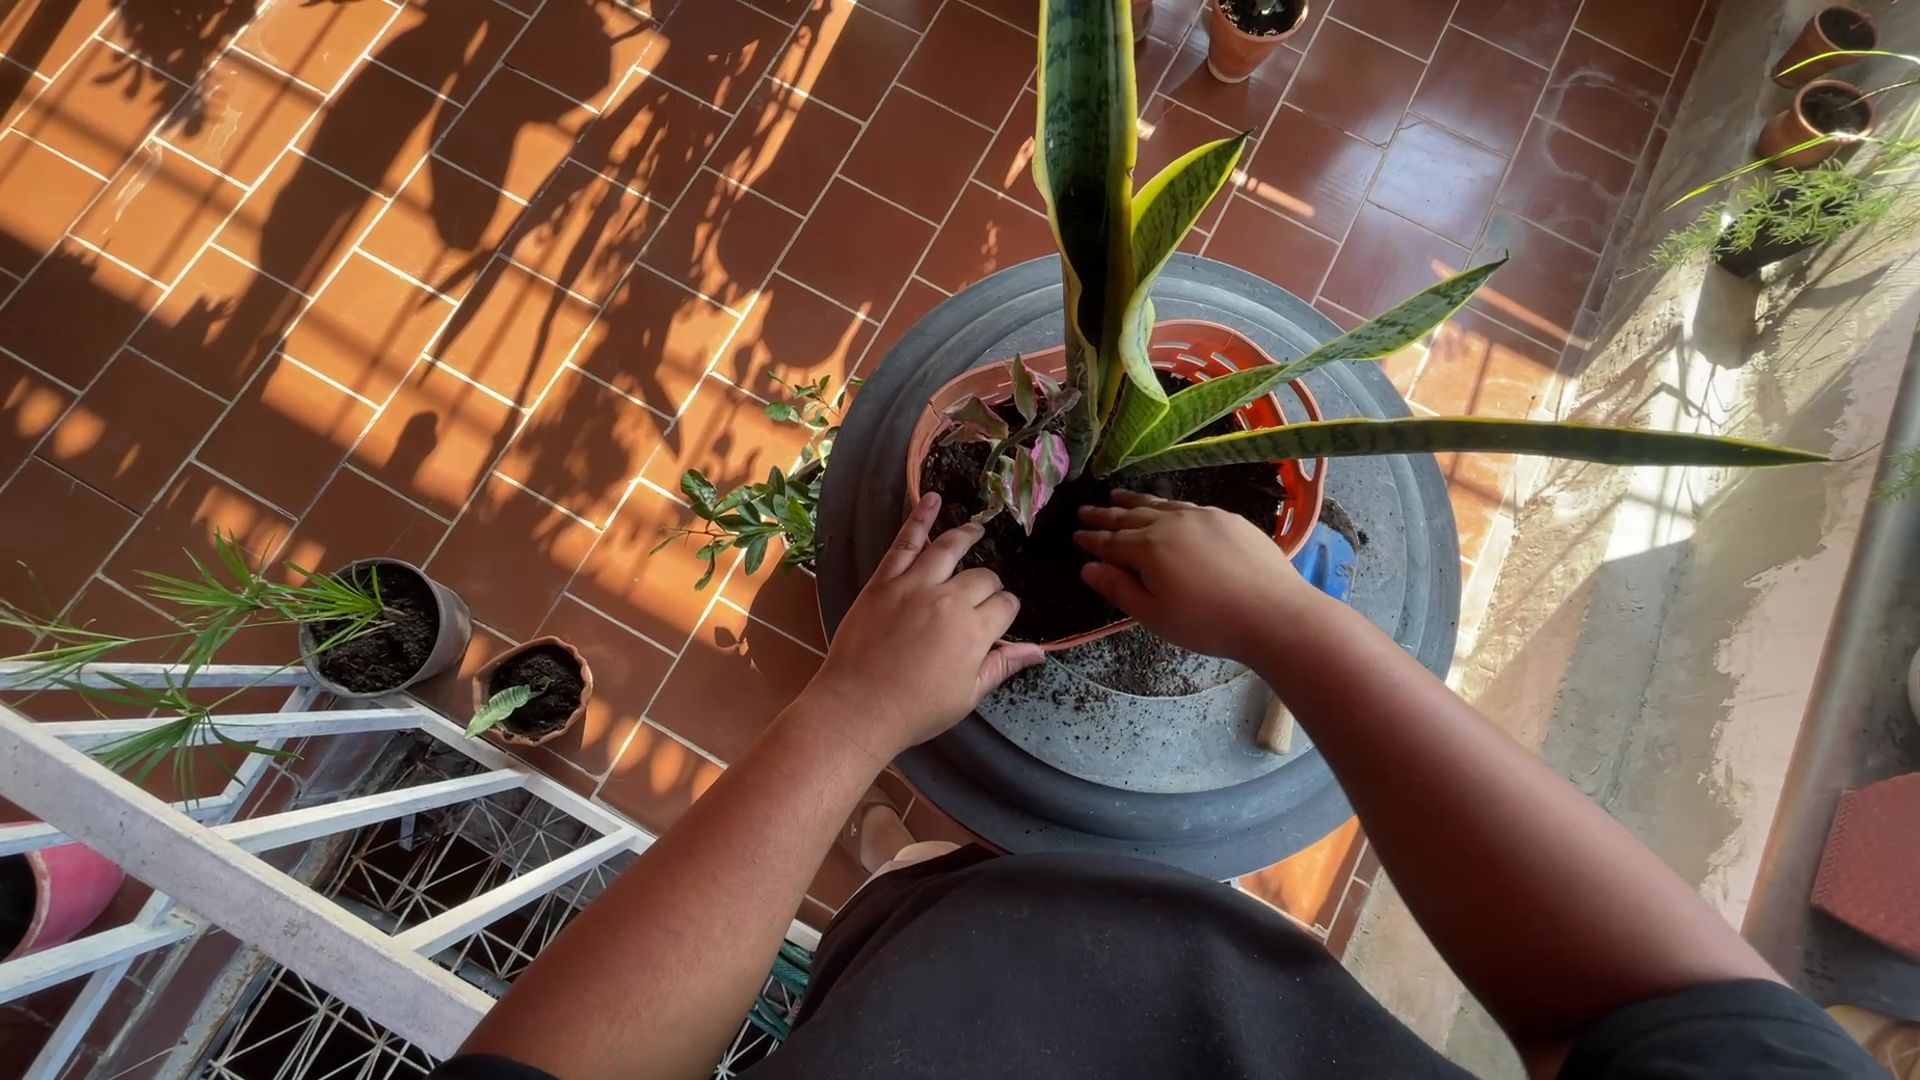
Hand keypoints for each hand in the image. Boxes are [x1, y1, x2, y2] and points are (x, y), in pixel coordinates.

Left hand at [798, 493, 1043, 766]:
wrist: (857, 709)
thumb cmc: (915, 710)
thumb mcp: (967, 694)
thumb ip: (1002, 665)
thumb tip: (1038, 650)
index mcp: (973, 632)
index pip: (1005, 605)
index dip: (1006, 610)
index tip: (1000, 618)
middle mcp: (948, 601)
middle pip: (982, 577)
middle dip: (989, 585)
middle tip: (981, 597)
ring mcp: (914, 586)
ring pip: (949, 549)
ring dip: (968, 535)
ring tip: (978, 529)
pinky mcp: (884, 581)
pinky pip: (905, 543)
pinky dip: (919, 518)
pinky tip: (933, 500)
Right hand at [1074, 490, 1321, 662]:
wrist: (1274, 614)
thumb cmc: (1208, 623)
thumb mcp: (1154, 615)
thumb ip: (1118, 588)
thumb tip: (1087, 568)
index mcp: (1148, 548)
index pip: (1110, 541)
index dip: (1090, 539)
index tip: (1075, 535)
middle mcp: (1171, 524)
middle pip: (1130, 516)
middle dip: (1105, 514)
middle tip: (1084, 509)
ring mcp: (1202, 516)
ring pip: (1159, 504)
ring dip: (1134, 501)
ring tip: (1117, 496)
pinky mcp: (1228, 518)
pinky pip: (1187, 506)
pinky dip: (1167, 505)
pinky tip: (1167, 508)